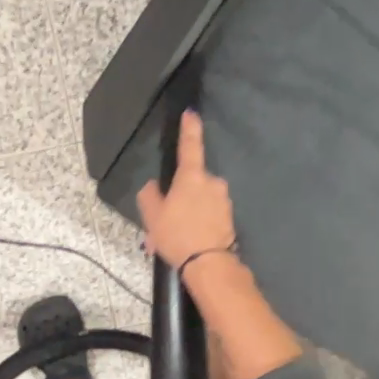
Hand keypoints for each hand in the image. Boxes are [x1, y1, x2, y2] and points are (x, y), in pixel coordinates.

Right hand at [137, 110, 235, 268]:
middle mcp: (212, 182)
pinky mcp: (229, 218)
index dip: (189, 128)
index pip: (190, 146)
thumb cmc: (177, 235)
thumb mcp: (152, 216)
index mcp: (192, 176)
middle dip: (181, 197)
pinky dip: (197, 225)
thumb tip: (153, 186)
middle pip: (193, 182)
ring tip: (173, 236)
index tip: (191, 113)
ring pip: (200, 202)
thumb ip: (150, 195)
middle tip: (165, 218)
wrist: (208, 264)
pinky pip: (209, 216)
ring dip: (188, 214)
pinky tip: (186, 242)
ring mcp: (223, 200)